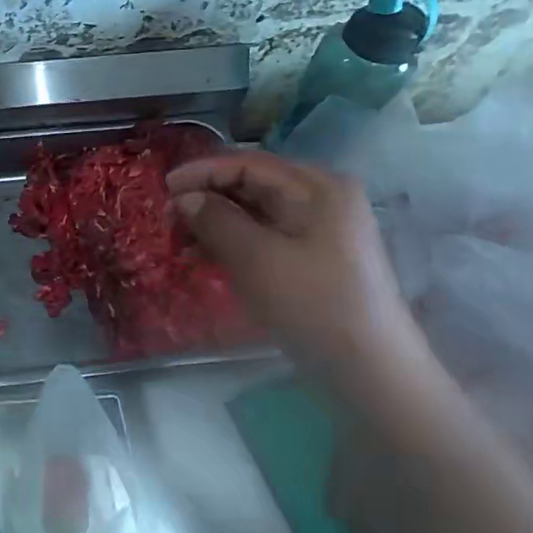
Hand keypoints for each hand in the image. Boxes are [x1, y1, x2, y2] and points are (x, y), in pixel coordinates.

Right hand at [167, 151, 419, 370]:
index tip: (163, 188)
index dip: (202, 172)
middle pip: (255, 183)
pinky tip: (210, 256)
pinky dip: (237, 240)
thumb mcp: (256, 258)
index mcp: (317, 187)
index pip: (249, 163)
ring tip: (183, 240)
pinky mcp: (318, 256)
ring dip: (219, 221)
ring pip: (259, 211)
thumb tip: (185, 198)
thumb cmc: (312, 304)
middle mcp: (324, 197)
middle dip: (209, 196)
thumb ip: (216, 220)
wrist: (369, 369)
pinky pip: (269, 235)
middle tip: (169, 216)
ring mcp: (324, 228)